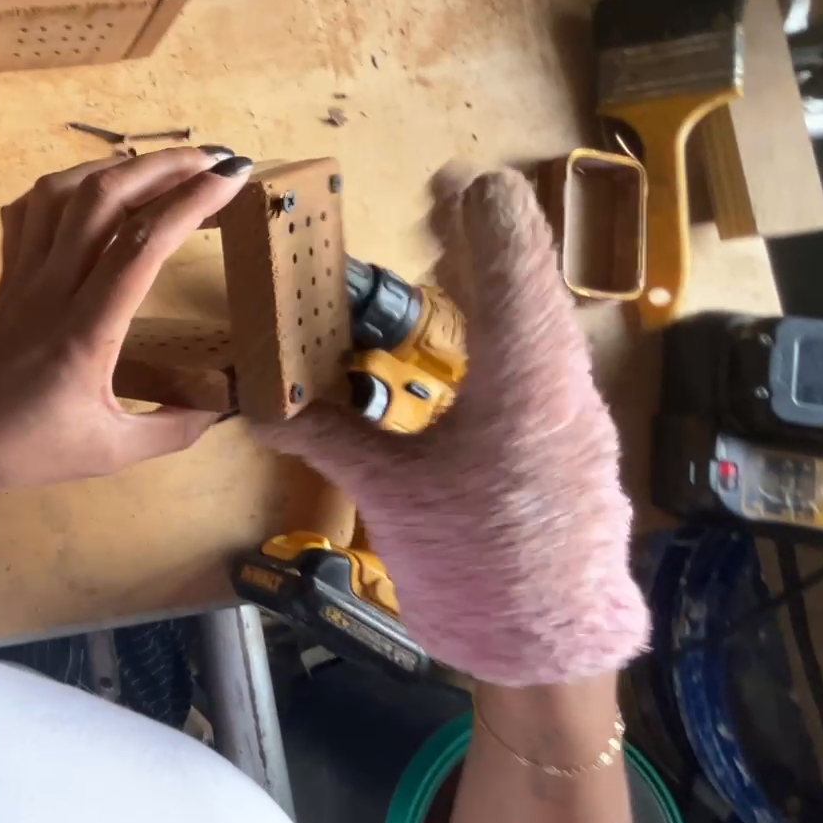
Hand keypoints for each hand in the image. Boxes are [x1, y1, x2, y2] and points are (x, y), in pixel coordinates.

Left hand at [0, 147, 254, 495]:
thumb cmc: (23, 450)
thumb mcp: (108, 453)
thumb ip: (172, 430)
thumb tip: (222, 409)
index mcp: (84, 331)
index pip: (141, 245)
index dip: (191, 202)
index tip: (233, 178)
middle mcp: (50, 289)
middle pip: (101, 199)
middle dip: (161, 166)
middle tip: (210, 158)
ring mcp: (20, 277)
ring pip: (59, 194)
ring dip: (112, 167)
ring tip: (157, 167)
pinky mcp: (3, 278)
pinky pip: (26, 216)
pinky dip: (61, 189)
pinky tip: (88, 194)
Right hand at [255, 166, 648, 686]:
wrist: (543, 644)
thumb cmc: (473, 566)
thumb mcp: (390, 494)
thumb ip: (327, 438)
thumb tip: (254, 407)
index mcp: (523, 393)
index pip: (511, 281)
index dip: (486, 223)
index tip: (459, 178)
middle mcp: (558, 392)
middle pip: (531, 290)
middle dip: (491, 238)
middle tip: (452, 194)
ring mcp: (568, 417)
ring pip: (539, 323)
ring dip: (499, 278)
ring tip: (458, 246)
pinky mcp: (561, 440)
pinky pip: (536, 356)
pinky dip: (504, 321)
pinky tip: (476, 325)